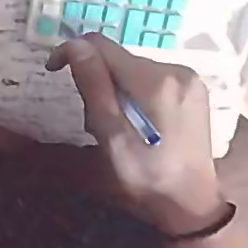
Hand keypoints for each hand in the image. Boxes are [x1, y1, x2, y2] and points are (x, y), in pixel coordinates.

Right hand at [48, 33, 227, 234]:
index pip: (102, 46)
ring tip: (118, 127)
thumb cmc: (146, 174)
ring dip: (117, 90)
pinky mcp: (194, 89)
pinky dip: (136, 93)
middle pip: (119, 59)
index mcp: (154, 80)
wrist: (191, 203)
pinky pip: (152, 79)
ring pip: (134, 69)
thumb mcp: (111, 135)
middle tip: (95, 121)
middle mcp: (175, 69)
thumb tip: (76, 45)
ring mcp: (189, 78)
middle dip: (98, 81)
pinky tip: (139, 122)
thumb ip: (94, 87)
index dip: (73, 52)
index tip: (54, 70)